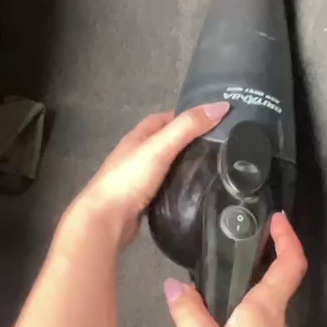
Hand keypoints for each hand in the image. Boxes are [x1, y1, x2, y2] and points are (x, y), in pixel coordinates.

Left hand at [62, 102, 229, 249]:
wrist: (105, 219)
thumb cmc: (130, 178)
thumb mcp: (161, 147)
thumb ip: (187, 127)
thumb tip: (221, 106)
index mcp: (138, 137)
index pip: (166, 119)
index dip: (188, 117)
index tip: (214, 122)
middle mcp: (137, 154)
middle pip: (167, 142)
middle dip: (190, 142)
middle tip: (219, 148)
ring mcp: (138, 178)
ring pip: (167, 166)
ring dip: (186, 165)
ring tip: (213, 169)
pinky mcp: (143, 200)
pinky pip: (166, 187)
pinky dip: (180, 186)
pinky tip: (195, 192)